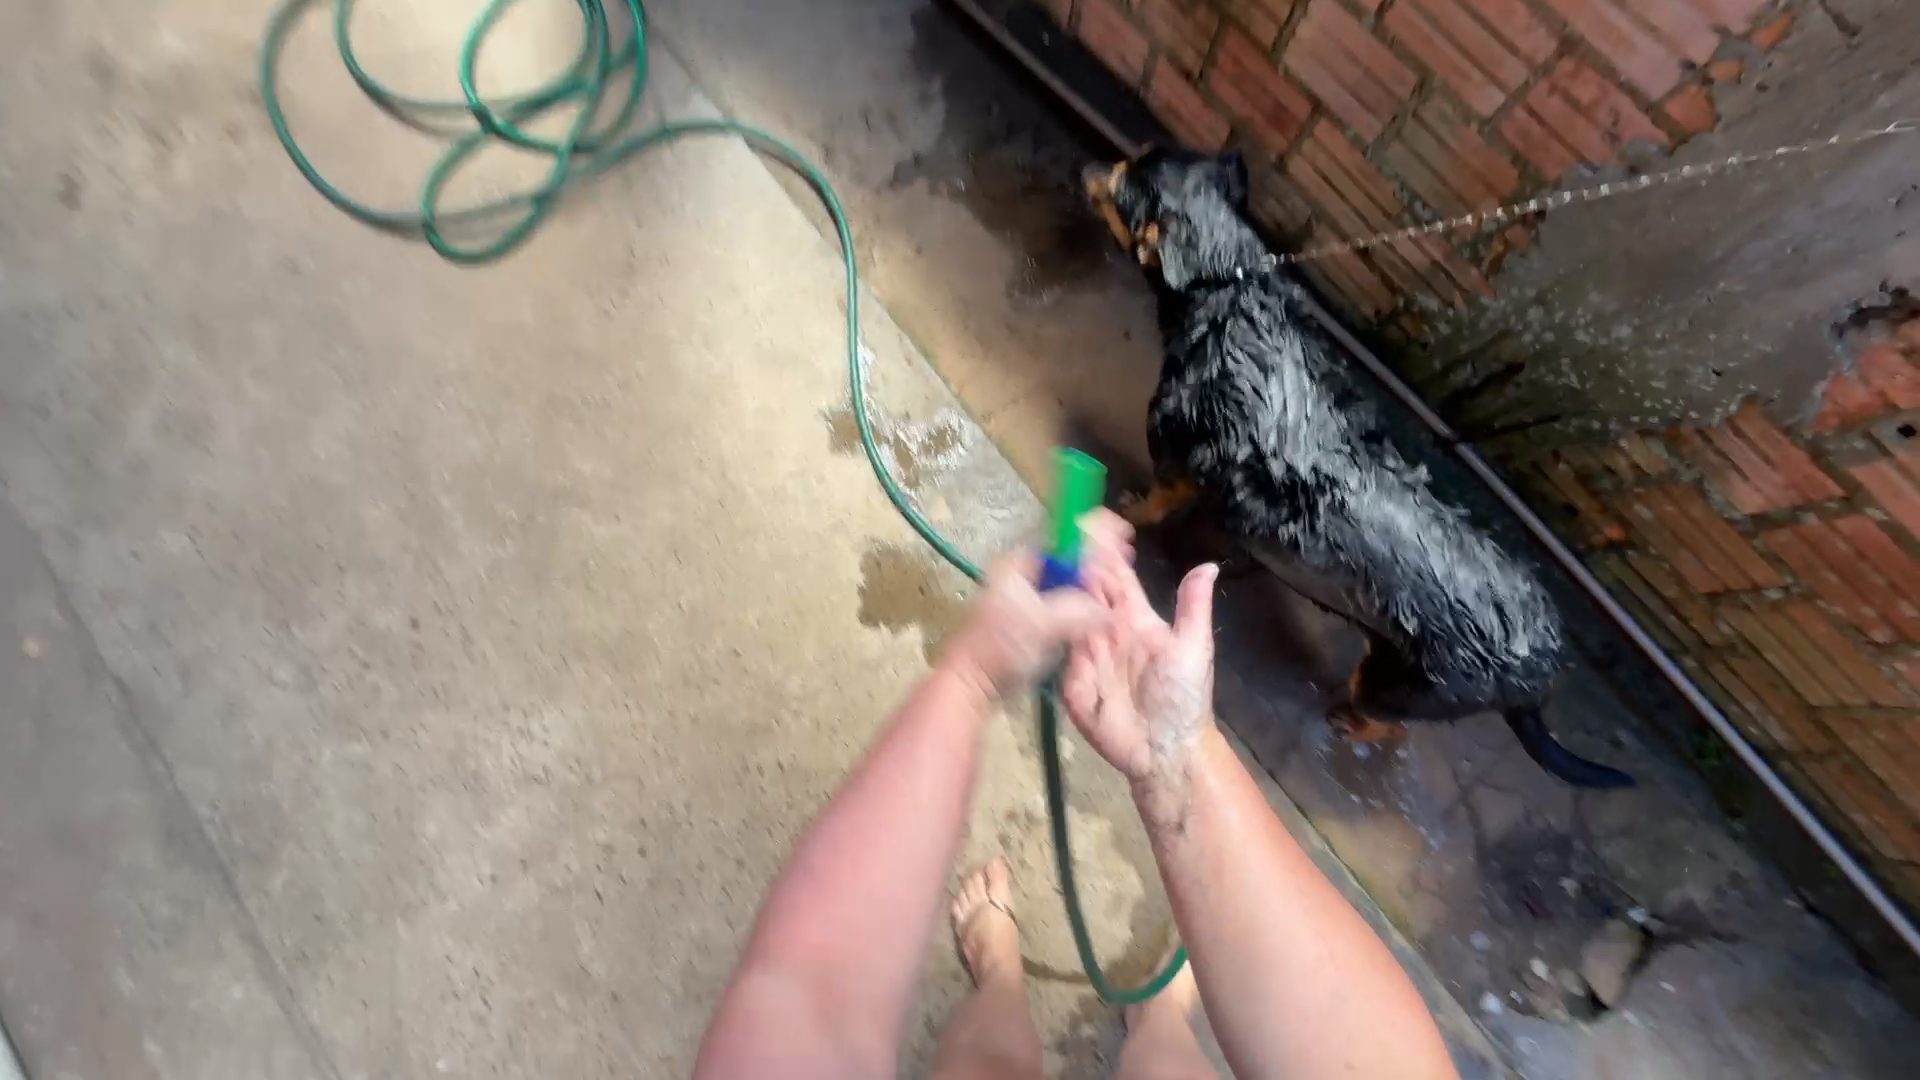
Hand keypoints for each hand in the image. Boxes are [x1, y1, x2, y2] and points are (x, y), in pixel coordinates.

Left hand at [945, 552, 1108, 699]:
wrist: (972, 684)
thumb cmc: (1000, 647)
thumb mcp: (1043, 623)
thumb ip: (1080, 609)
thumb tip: (1111, 611)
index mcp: (1018, 565)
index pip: (1061, 539)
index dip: (1092, 536)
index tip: (1121, 536)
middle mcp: (1022, 576)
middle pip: (1066, 560)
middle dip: (1096, 560)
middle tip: (1125, 558)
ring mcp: (1026, 600)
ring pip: (1067, 584)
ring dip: (1091, 584)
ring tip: (1120, 585)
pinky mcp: (1032, 624)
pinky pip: (1064, 607)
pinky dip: (1083, 606)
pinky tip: (1103, 611)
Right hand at [1060, 511, 1217, 821]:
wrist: (1165, 749)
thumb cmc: (1183, 699)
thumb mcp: (1194, 648)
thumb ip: (1193, 606)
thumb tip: (1208, 564)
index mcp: (1135, 619)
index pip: (1115, 579)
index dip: (1104, 553)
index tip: (1088, 524)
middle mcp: (1106, 631)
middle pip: (1084, 591)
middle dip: (1070, 564)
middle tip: (1052, 534)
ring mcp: (1085, 655)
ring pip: (1065, 616)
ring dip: (1053, 591)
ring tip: (1036, 562)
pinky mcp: (1070, 679)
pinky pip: (1055, 652)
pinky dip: (1043, 631)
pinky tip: (1028, 609)